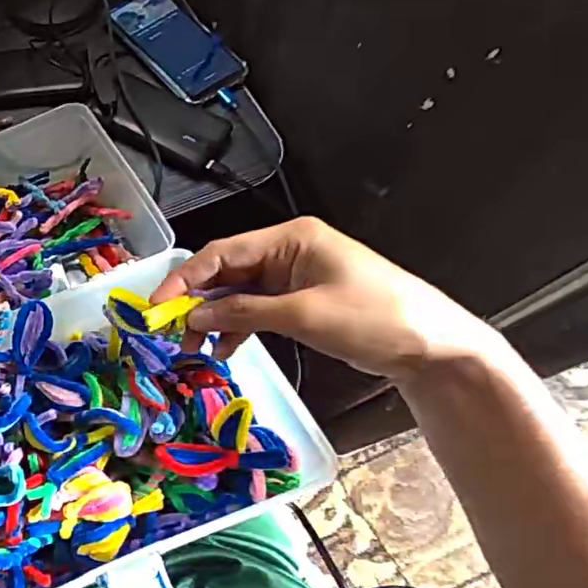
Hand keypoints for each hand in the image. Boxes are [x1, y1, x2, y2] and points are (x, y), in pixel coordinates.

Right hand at [151, 217, 504, 379]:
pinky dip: (234, 328)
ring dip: (212, 318)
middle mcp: (285, 252)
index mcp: (289, 239)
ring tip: (194, 346)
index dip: (185, 279)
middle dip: (196, 301)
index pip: (222, 253)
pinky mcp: (296, 302)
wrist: (430, 346)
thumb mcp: (303, 314)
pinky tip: (222, 348)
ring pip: (235, 294)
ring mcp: (290, 278)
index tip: (157, 306)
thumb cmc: (375, 318)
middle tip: (172, 332)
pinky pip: (253, 310)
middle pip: (225, 273)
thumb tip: (194, 315)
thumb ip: (244, 312)